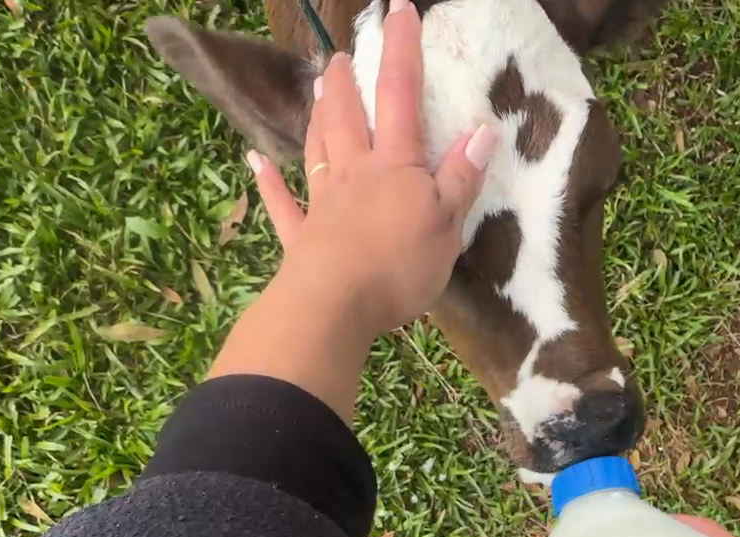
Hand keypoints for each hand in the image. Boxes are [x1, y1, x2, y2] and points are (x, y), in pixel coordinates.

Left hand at [249, 0, 493, 337]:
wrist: (337, 304)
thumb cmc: (400, 265)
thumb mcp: (447, 224)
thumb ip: (462, 179)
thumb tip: (482, 131)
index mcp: (395, 167)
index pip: (400, 97)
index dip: (402, 52)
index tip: (400, 10)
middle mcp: (355, 175)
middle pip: (349, 118)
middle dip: (346, 83)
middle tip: (338, 56)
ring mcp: (323, 205)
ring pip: (318, 150)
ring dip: (317, 118)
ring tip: (315, 89)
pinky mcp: (302, 240)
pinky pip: (283, 205)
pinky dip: (270, 184)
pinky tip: (257, 163)